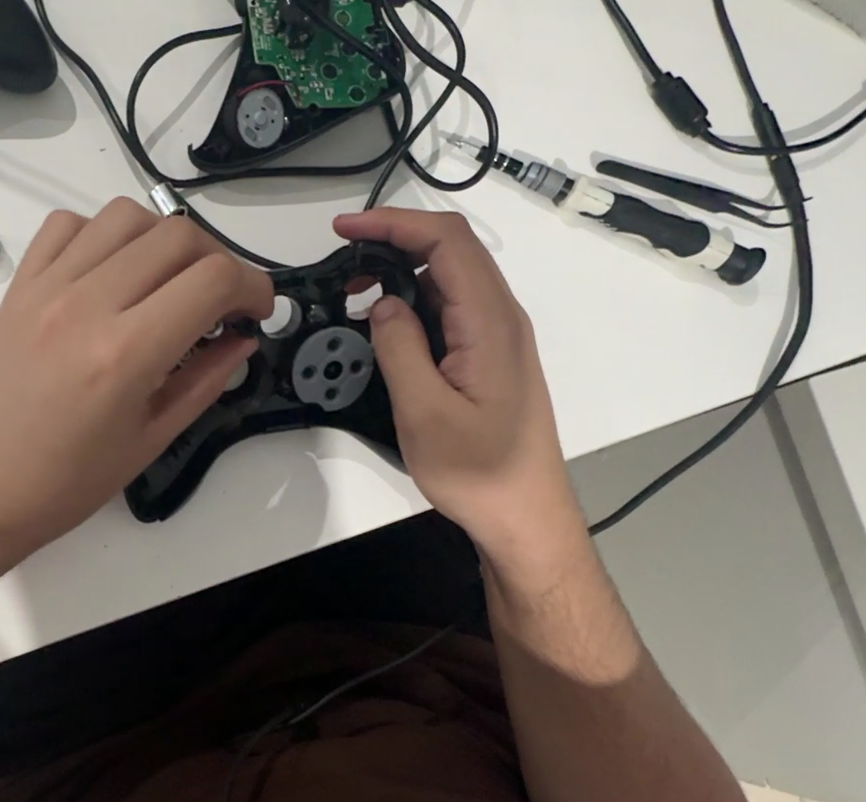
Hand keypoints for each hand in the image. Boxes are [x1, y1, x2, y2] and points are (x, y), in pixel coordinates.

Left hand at [0, 198, 274, 566]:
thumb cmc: (69, 483)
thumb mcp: (150, 441)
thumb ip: (203, 382)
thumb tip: (241, 340)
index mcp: (126, 354)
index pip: (212, 280)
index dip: (253, 287)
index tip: (256, 311)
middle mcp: (87, 305)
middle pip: (177, 236)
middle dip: (218, 261)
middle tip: (220, 302)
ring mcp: (47, 289)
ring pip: (125, 217)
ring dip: (164, 240)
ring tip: (168, 283)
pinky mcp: (19, 288)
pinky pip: (68, 226)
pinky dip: (102, 236)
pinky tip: (111, 274)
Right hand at [332, 208, 583, 563]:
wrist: (523, 513)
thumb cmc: (476, 469)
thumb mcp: (424, 411)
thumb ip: (400, 348)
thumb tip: (383, 302)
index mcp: (489, 321)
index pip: (447, 242)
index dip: (394, 223)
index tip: (343, 229)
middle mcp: (501, 317)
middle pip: (452, 250)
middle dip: (393, 241)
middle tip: (342, 266)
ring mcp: (499, 337)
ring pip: (451, 279)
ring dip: (402, 273)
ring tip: (355, 295)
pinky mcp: (491, 358)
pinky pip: (452, 309)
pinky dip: (415, 302)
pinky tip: (387, 325)